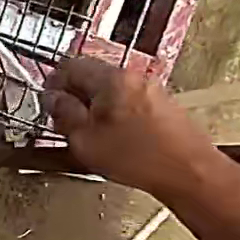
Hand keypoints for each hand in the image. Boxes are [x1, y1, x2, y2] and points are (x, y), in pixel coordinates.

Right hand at [43, 57, 230, 200]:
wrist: (191, 174)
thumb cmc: (136, 156)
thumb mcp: (82, 136)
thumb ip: (62, 112)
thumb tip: (53, 97)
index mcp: (111, 79)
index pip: (69, 66)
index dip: (52, 84)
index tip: (48, 103)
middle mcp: (134, 78)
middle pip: (90, 77)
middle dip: (73, 97)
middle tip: (65, 122)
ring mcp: (152, 91)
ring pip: (108, 91)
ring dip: (92, 107)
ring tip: (88, 134)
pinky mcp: (163, 106)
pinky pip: (126, 101)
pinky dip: (113, 114)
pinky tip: (112, 137)